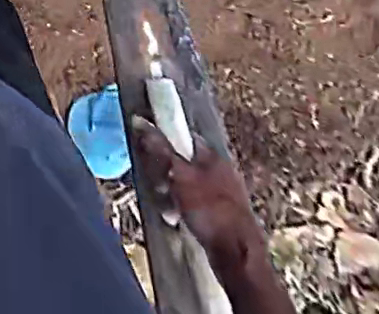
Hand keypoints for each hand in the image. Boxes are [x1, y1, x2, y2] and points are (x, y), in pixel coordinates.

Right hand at [130, 115, 263, 266]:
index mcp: (213, 155)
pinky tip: (176, 219)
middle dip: (165, 174)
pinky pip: (194, 204)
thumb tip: (139, 120)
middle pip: (181, 161)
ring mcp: (223, 195)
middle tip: (159, 186)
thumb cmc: (209, 210)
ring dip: (171, 194)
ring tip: (166, 207)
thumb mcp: (178, 174)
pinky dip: (182, 209)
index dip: (163, 141)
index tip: (149, 153)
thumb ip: (158, 148)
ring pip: (186, 185)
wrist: (239, 258)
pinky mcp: (222, 217)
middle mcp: (220, 171)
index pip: (182, 136)